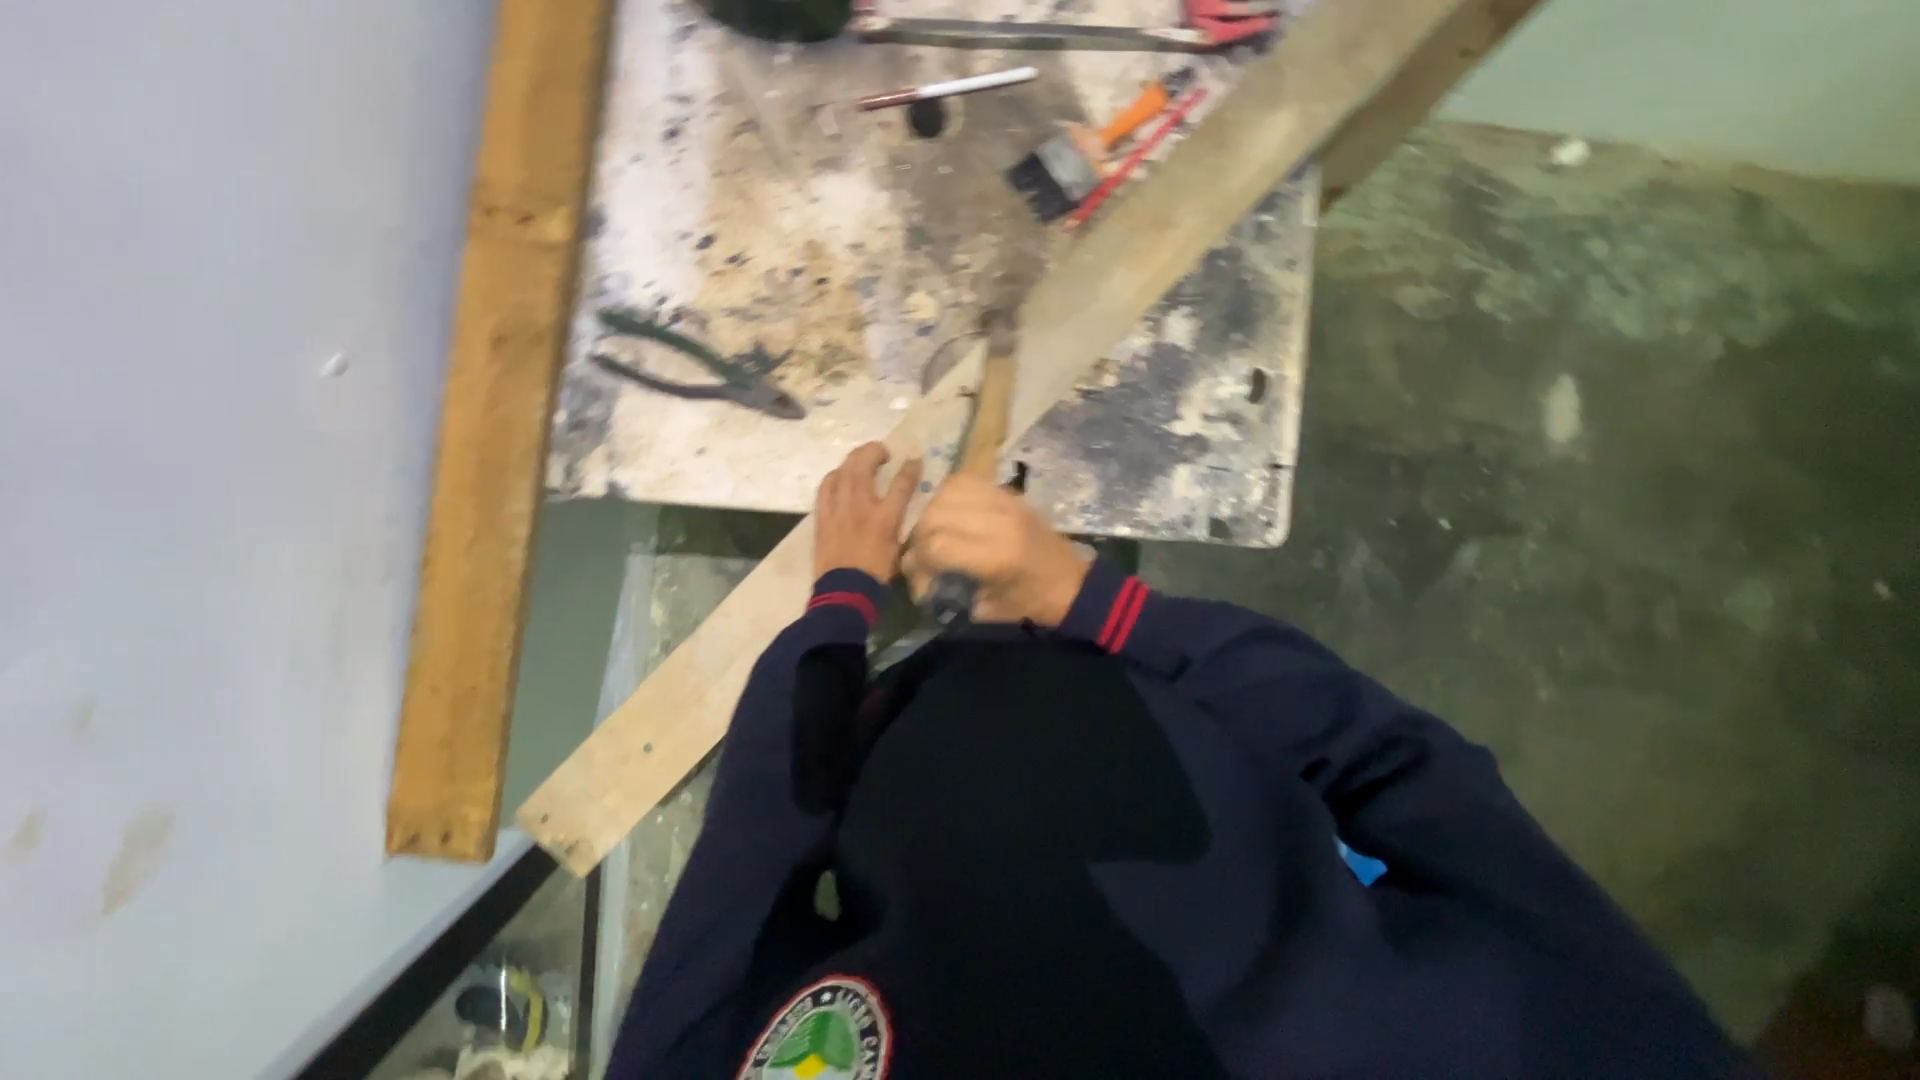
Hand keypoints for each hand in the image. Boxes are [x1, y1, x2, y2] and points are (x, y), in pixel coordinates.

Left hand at [814, 442, 921, 582]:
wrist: (845, 591)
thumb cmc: (877, 573)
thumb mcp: (897, 546)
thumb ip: (898, 521)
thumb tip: (899, 505)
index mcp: (885, 518)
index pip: (901, 483)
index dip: (911, 468)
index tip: (914, 460)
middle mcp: (861, 507)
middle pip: (864, 465)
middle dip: (875, 451)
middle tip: (883, 451)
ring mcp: (838, 509)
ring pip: (843, 470)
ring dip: (854, 459)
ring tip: (862, 459)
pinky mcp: (822, 515)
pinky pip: (826, 486)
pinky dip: (835, 476)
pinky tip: (840, 476)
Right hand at [903, 475, 1090, 625]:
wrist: (1073, 582)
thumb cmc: (1032, 602)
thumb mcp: (987, 610)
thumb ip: (947, 592)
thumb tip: (916, 577)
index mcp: (997, 556)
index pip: (937, 545)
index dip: (919, 560)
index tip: (919, 573)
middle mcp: (999, 521)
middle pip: (936, 514)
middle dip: (920, 536)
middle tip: (925, 554)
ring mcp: (1005, 501)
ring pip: (946, 491)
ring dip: (932, 512)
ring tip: (936, 531)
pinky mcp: (1009, 492)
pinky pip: (966, 480)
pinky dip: (948, 494)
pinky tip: (951, 512)